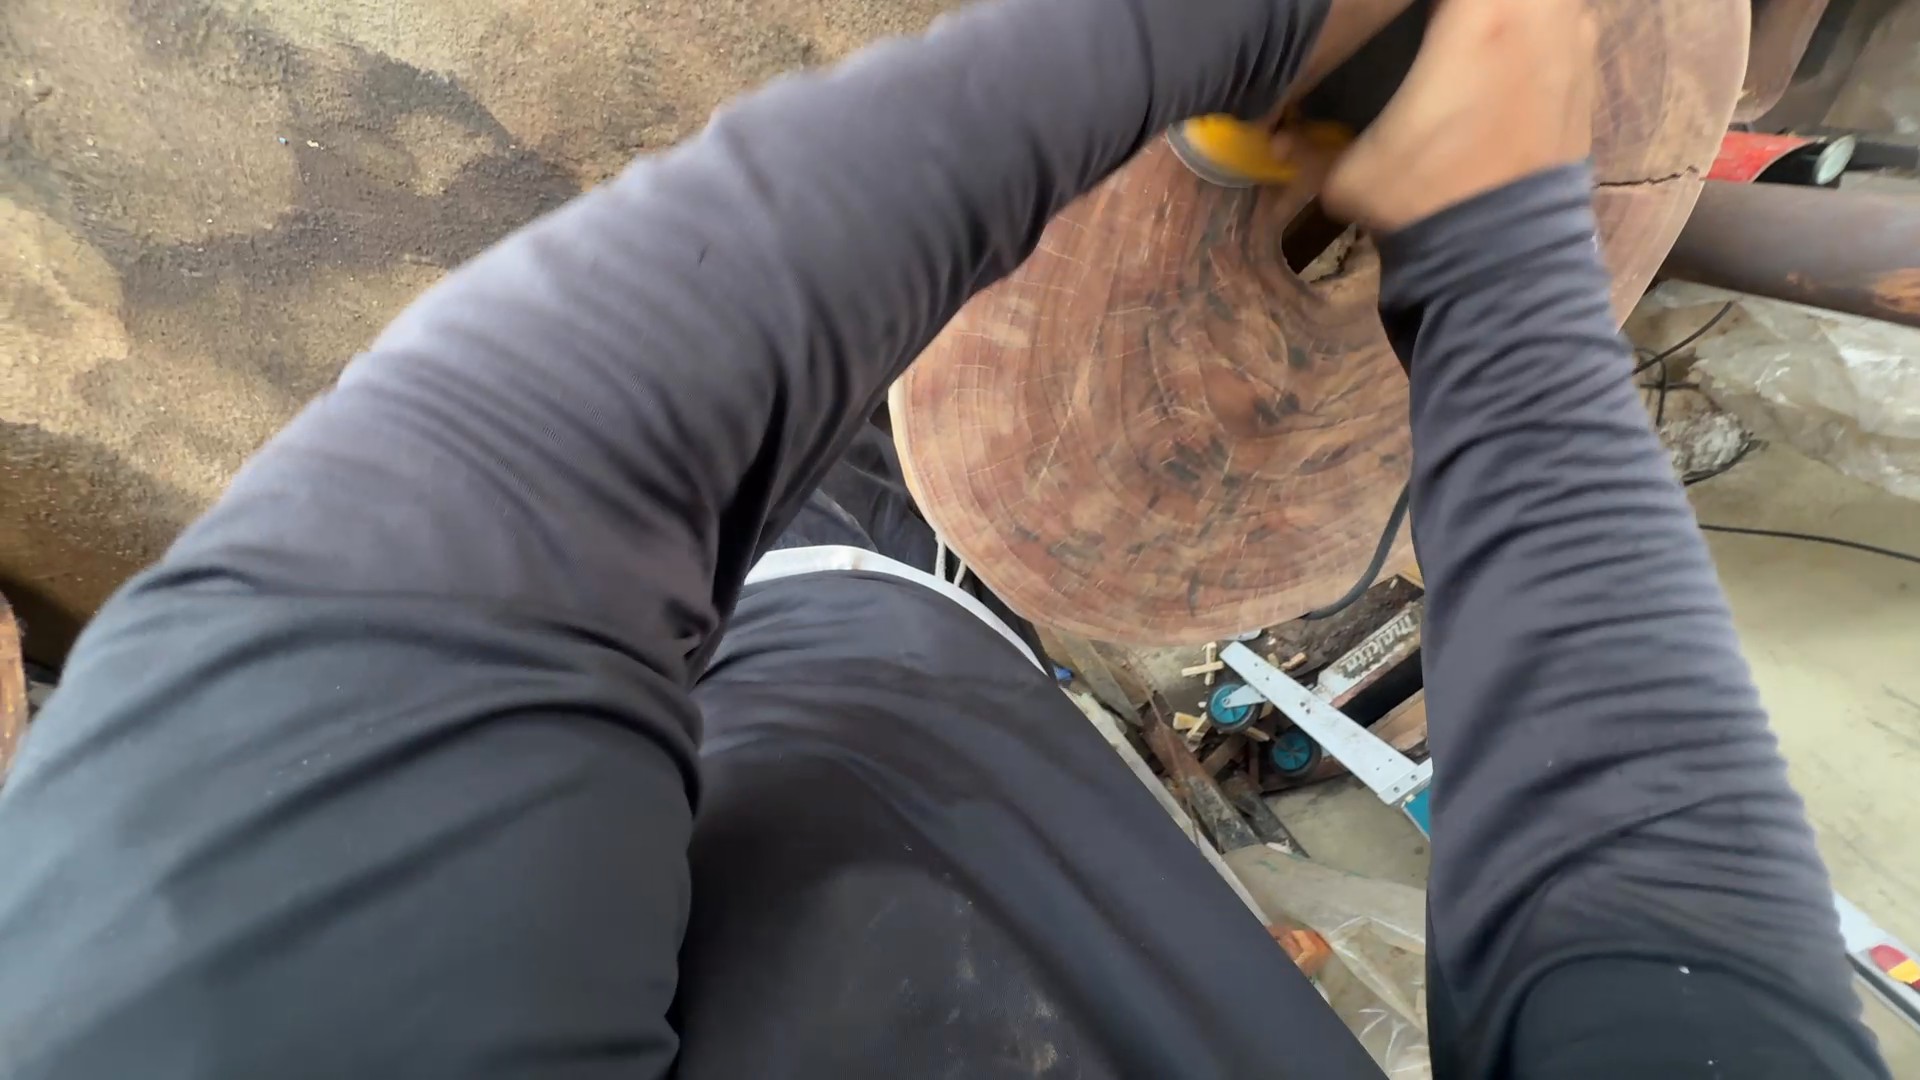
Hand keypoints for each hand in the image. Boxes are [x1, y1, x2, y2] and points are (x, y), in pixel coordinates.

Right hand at [1319, 0, 1597, 232]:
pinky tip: (1497, 68)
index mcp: (1477, 16)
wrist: (1493, 251)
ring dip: (1503, 14)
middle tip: (1427, 27)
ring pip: (1536, 1)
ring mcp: (1573, 35)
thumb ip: (1308, 148)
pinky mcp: (1586, 68)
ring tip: (1463, 43)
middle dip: (1460, 7)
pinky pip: (1559, 21)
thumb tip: (1278, 140)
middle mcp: (1539, 8)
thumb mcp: (1345, 177)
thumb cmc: (1418, 199)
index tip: (1394, 15)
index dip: (1411, 3)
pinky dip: (1531, 31)